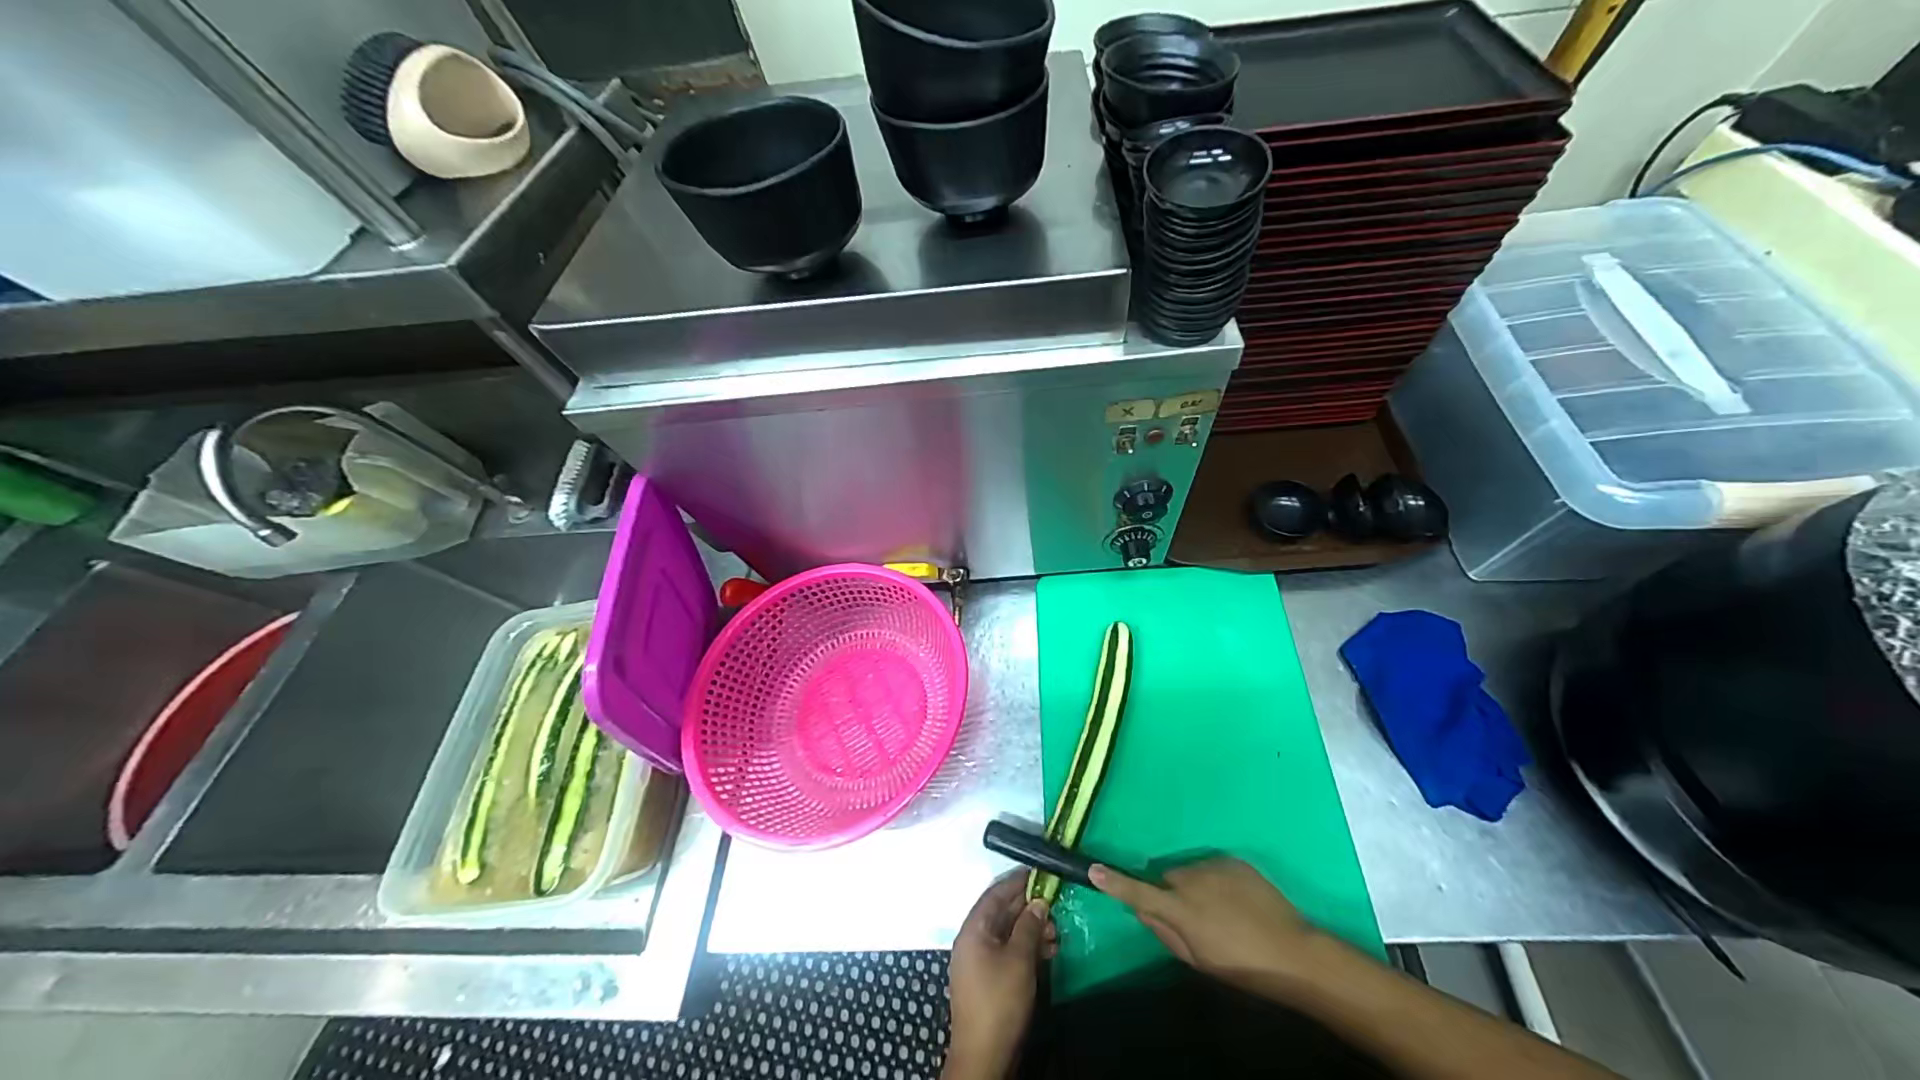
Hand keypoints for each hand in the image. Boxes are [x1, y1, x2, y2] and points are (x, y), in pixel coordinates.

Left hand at [944, 873, 1055, 1079]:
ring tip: (1056, 932)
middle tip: (1056, 903)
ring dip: (1031, 929)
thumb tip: (1039, 901)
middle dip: (1029, 907)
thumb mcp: (1019, 959)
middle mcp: (973, 939)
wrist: (984, 1055)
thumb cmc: (1000, 1000)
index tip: (1041, 872)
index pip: (995, 893)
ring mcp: (980, 959)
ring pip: (1008, 932)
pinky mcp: (989, 978)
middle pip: (1002, 912)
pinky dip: (1027, 947)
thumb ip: (1029, 926)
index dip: (1018, 881)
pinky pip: (1008, 951)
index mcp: (973, 928)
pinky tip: (1048, 951)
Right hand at [1090, 857, 1320, 991]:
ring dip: (1196, 886)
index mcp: (1180, 909)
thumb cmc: (1241, 966)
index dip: (1114, 882)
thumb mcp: (1198, 960)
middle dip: (1171, 893)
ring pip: (1191, 872)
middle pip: (1167, 879)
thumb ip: (1165, 933)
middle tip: (1192, 917)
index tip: (1094, 870)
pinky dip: (1217, 881)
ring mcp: (1214, 866)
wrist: (1294, 953)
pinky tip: (1238, 902)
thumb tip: (1143, 910)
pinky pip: (1213, 868)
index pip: (1138, 892)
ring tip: (1222, 911)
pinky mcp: (1235, 861)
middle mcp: (1192, 879)